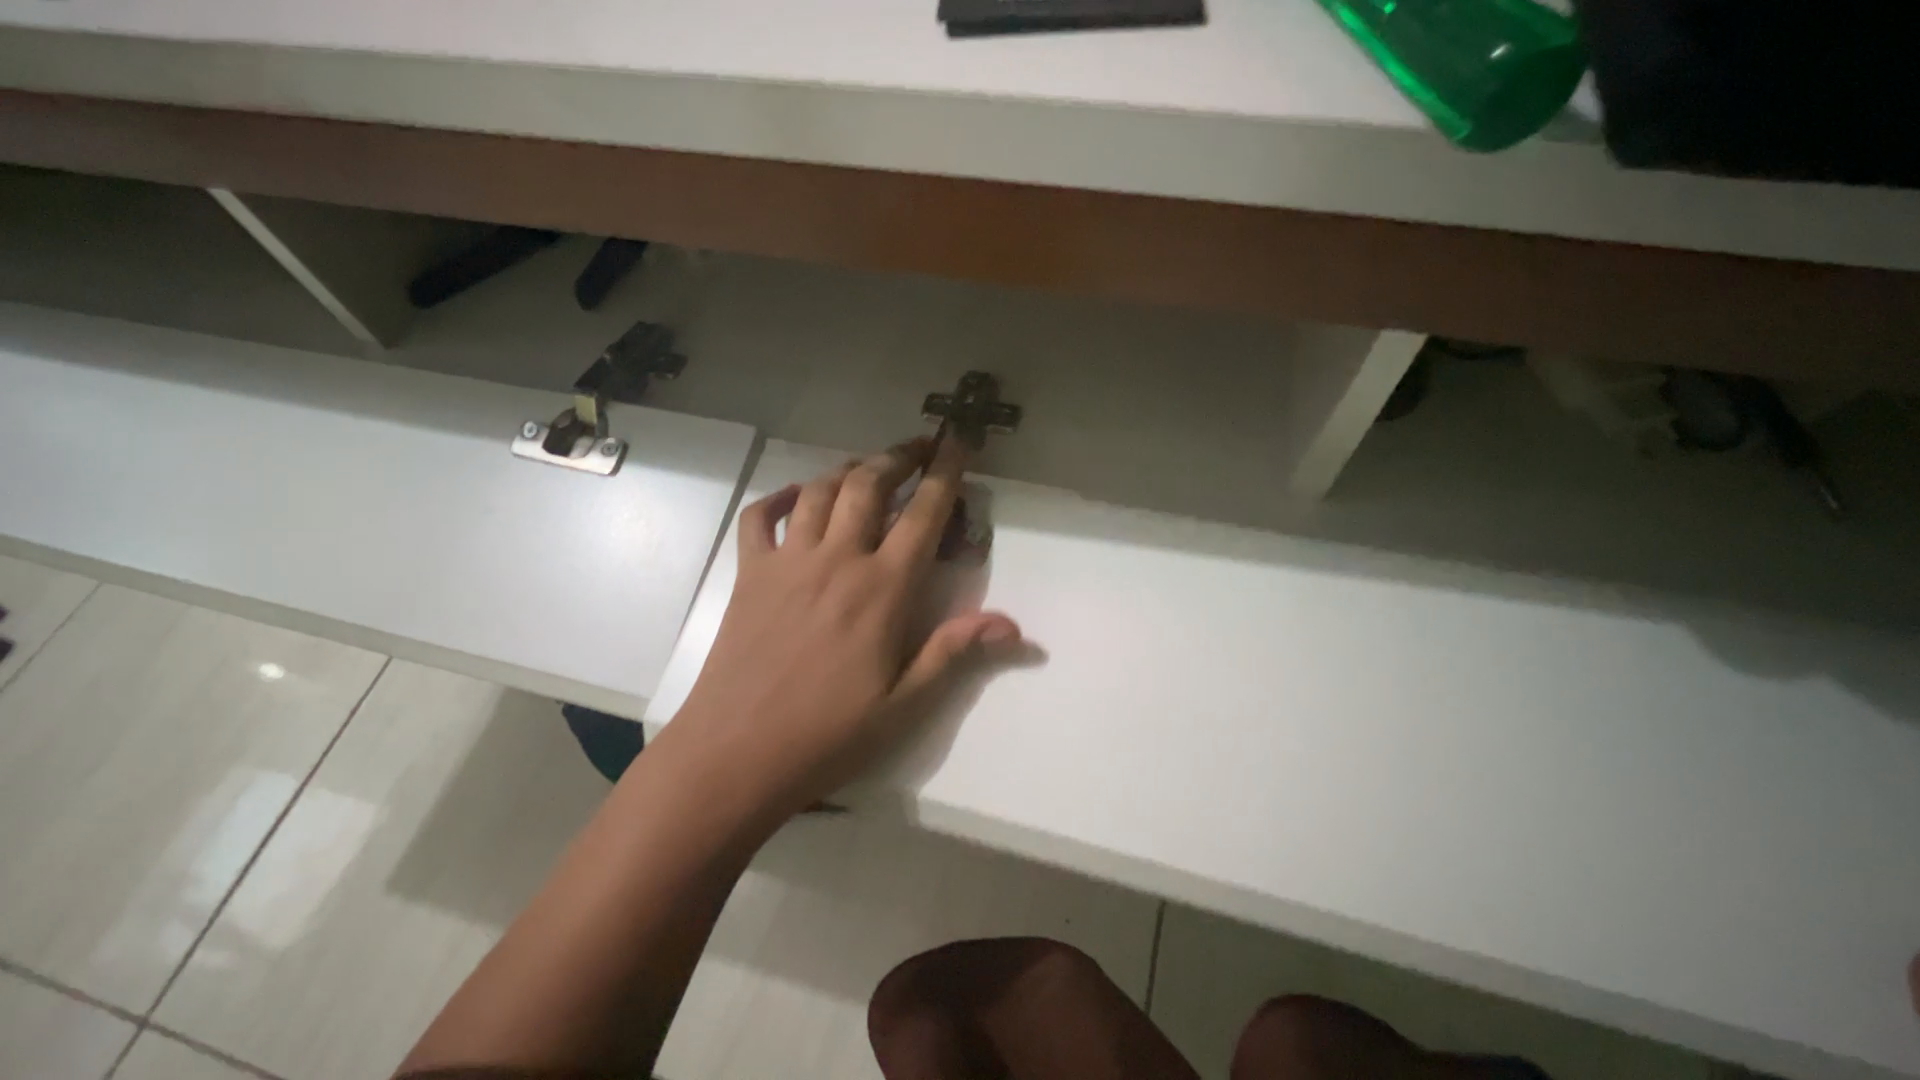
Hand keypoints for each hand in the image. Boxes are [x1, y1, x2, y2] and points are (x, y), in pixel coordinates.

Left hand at [673, 436, 1020, 816]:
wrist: (737, 753)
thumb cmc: (829, 736)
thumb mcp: (904, 705)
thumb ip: (953, 652)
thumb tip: (1013, 624)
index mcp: (882, 590)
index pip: (923, 515)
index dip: (946, 473)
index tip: (959, 442)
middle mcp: (836, 560)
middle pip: (869, 485)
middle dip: (898, 457)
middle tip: (919, 446)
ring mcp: (787, 562)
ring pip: (821, 491)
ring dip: (849, 469)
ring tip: (869, 466)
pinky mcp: (749, 575)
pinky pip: (761, 518)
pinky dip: (780, 497)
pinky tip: (797, 497)